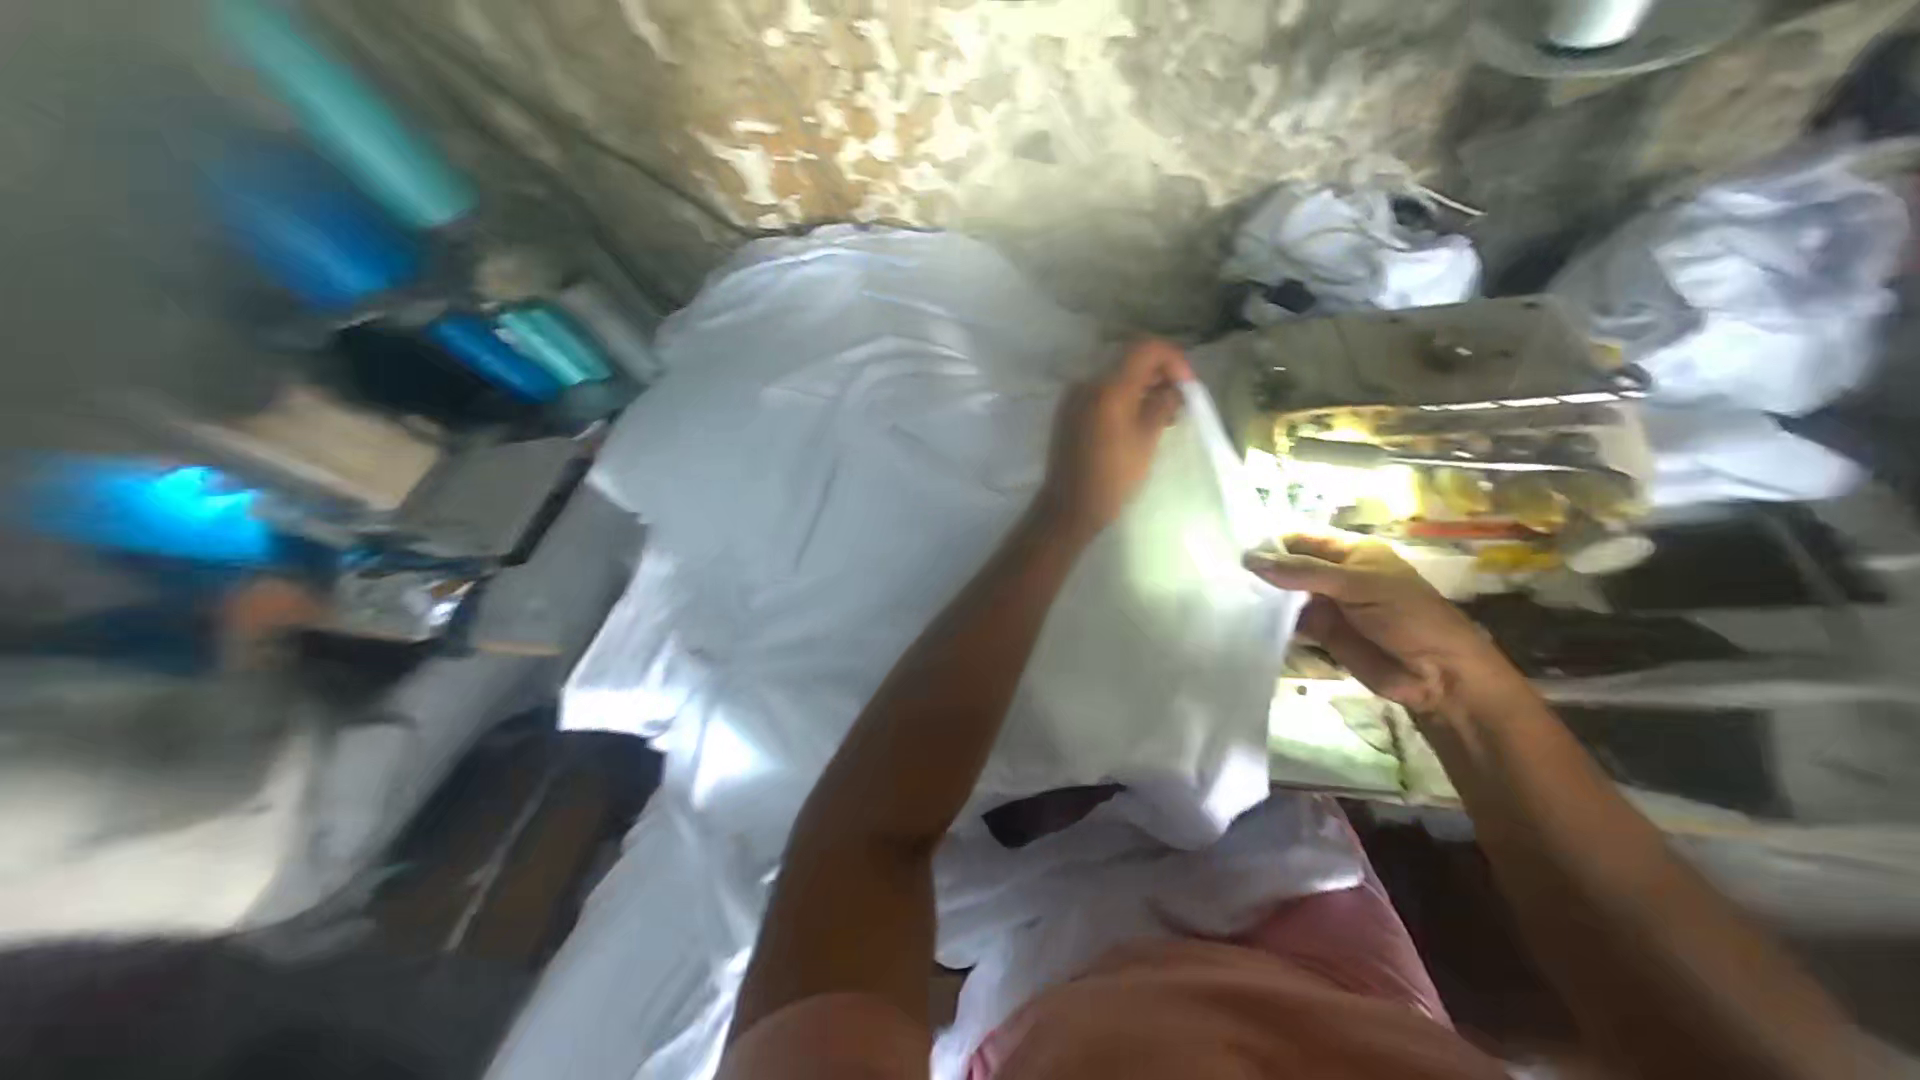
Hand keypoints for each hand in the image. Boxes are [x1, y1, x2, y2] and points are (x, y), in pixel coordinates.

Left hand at [1034, 339, 1191, 540]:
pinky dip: (1122, 399)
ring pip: (1115, 378)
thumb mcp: (1147, 439)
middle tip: (1179, 402)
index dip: (1173, 359)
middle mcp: (1087, 383)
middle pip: (1129, 361)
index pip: (1146, 349)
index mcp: (1108, 387)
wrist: (1068, 506)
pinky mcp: (1068, 413)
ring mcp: (1074, 398)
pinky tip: (1137, 422)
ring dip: (1142, 388)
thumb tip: (1172, 389)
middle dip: (1159, 375)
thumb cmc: (1112, 476)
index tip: (1187, 385)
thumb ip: (1162, 405)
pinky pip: (1101, 394)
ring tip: (1162, 415)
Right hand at [1245, 532, 1522, 717]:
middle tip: (1221, 572)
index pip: (1301, 538)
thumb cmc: (1406, 616)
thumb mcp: (1356, 585)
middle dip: (1261, 568)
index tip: (1233, 550)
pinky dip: (1269, 620)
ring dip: (1262, 594)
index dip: (1272, 542)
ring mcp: (1326, 603)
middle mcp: (1334, 574)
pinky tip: (1243, 617)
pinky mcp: (1320, 632)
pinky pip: (1288, 621)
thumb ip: (1303, 572)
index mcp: (1350, 552)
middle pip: (1289, 565)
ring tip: (1225, 593)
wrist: (1435, 673)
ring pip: (1285, 593)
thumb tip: (1250, 560)